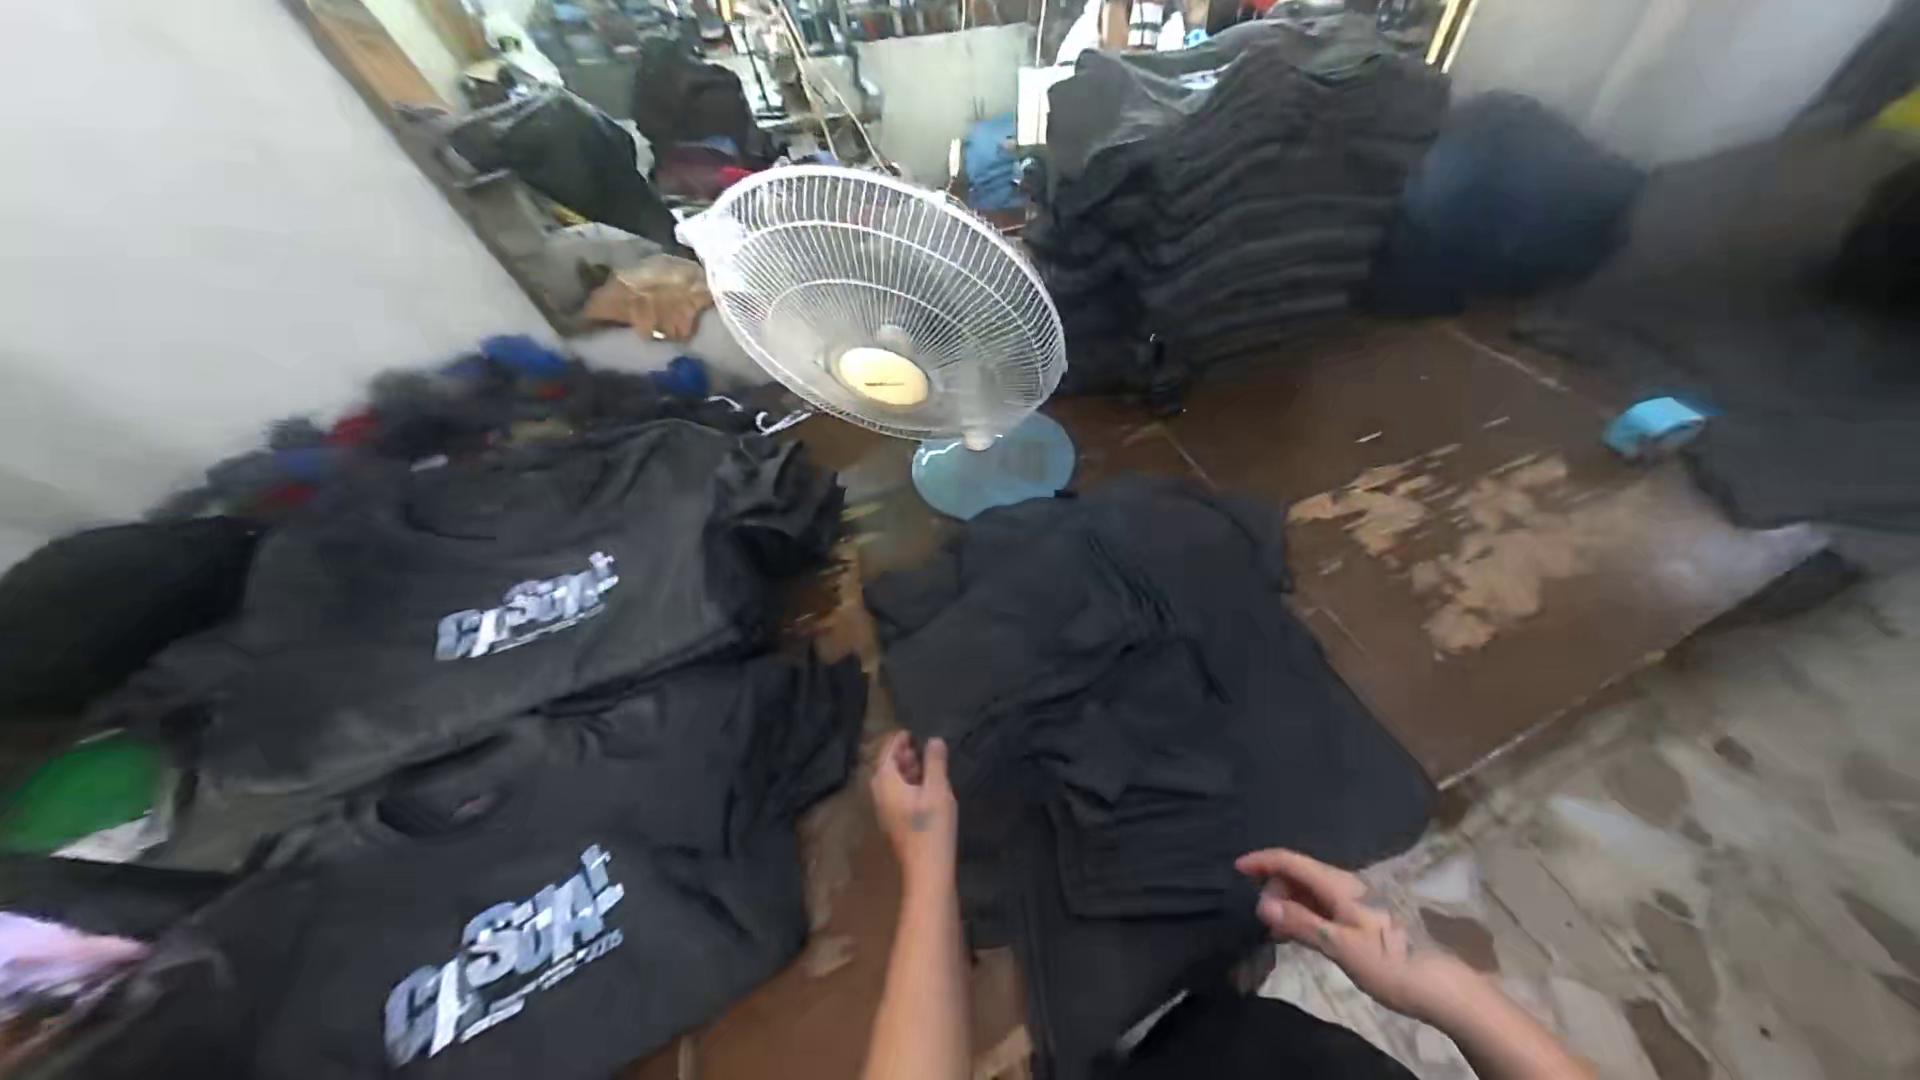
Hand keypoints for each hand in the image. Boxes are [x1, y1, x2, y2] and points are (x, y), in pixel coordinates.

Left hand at [871, 732, 957, 890]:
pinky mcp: (894, 824)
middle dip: (903, 754)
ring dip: (907, 770)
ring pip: (893, 782)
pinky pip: (897, 795)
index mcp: (885, 782)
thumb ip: (935, 762)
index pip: (887, 752)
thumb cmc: (931, 827)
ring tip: (926, 764)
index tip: (912, 731)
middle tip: (921, 746)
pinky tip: (927, 788)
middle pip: (887, 767)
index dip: (899, 740)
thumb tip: (933, 739)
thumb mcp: (938, 789)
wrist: (928, 873)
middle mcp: (880, 795)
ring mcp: (885, 811)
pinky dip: (909, 785)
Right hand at [1236, 848, 1483, 1023]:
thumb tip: (1262, 905)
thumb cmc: (1392, 964)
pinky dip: (1304, 913)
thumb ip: (1300, 922)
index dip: (1261, 860)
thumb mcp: (1341, 946)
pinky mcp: (1364, 919)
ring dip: (1288, 902)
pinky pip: (1322, 905)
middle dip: (1274, 887)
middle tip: (1263, 917)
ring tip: (1276, 928)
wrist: (1449, 991)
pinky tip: (1300, 933)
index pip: (1290, 859)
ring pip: (1310, 890)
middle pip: (1299, 873)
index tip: (1236, 867)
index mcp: (1339, 883)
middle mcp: (1345, 885)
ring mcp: (1356, 901)